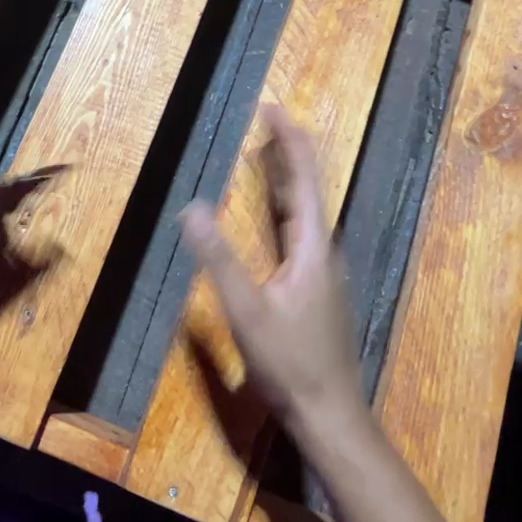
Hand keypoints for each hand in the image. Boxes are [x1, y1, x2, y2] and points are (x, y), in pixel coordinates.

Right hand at [182, 105, 364, 435]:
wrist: (329, 413)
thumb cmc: (290, 362)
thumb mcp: (247, 311)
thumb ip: (219, 260)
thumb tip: (192, 207)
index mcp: (311, 246)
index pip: (304, 179)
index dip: (290, 141)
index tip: (272, 109)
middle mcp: (323, 251)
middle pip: (306, 189)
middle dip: (286, 152)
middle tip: (263, 122)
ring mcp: (322, 271)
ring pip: (303, 212)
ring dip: (284, 179)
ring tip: (264, 156)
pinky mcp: (316, 288)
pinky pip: (299, 232)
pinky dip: (282, 209)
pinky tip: (270, 218)